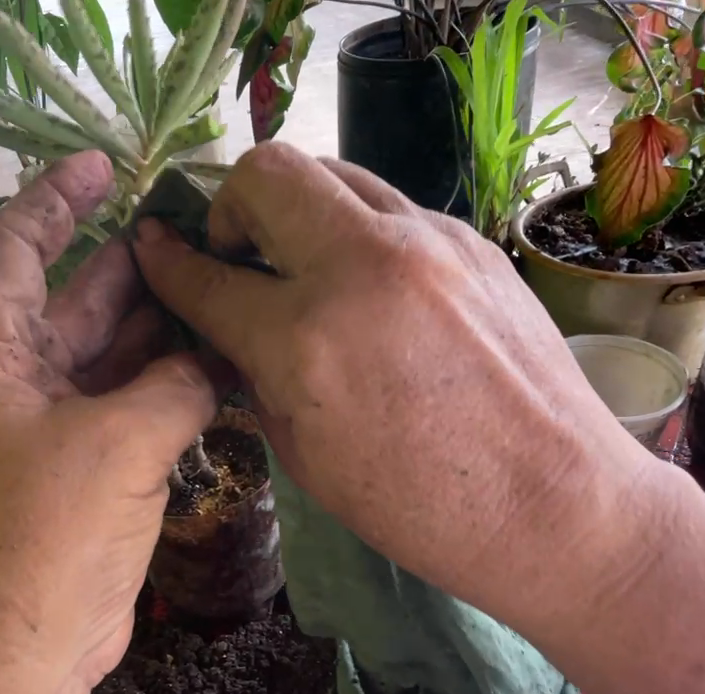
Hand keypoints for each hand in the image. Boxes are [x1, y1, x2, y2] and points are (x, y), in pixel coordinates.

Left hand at [0, 151, 217, 693]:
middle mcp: (11, 384)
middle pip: (74, 302)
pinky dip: (167, 391)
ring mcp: (48, 433)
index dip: (56, 201)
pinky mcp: (83, 475)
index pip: (14, 250)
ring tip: (226, 296)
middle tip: (204, 239)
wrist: (20, 657)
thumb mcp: (117, 447)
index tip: (106, 167)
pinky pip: (127, 411)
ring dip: (161, 334)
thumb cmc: (45, 540)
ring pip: (108, 360)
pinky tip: (220, 367)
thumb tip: (216, 355)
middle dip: (134, 270)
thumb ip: (176, 385)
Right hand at [132, 143, 674, 629]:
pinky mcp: (471, 240)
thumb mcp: (306, 458)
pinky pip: (389, 209)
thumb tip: (234, 332)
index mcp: (304, 341)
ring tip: (304, 269)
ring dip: (299, 212)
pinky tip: (371, 292)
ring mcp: (425, 241)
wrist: (551, 504)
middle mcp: (360, 266)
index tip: (152, 250)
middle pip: (267, 173)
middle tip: (239, 257)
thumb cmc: (417, 510)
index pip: (208, 278)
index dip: (167, 264)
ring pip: (334, 174)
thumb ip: (258, 378)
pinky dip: (357, 236)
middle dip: (232, 207)